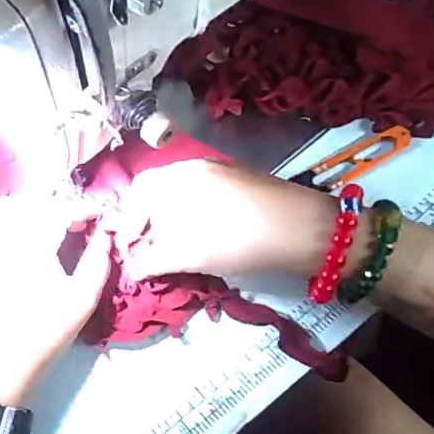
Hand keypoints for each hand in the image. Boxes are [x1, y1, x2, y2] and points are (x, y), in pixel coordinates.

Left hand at [0, 193, 112, 404]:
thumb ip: (97, 260)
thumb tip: (104, 235)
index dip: (84, 208)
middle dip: (60, 205)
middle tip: (80, 222)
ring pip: (4, 210)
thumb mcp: (84, 297)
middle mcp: (6, 239)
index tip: (101, 216)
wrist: (2, 363)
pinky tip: (0, 231)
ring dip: (29, 208)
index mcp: (35, 245)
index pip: (61, 211)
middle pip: (33, 203)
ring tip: (48, 224)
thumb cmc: (46, 332)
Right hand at [118, 161, 340, 282]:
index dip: (127, 224)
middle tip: (152, 251)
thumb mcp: (191, 255)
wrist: (305, 229)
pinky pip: (204, 194)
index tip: (130, 250)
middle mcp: (195, 166)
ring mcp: (221, 170)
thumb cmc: (240, 241)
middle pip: (158, 191)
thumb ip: (154, 260)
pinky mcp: (242, 180)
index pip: (136, 193)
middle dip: (149, 222)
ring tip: (178, 247)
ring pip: (182, 193)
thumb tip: (131, 267)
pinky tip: (205, 236)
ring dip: (172, 219)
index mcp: (177, 176)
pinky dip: (194, 214)